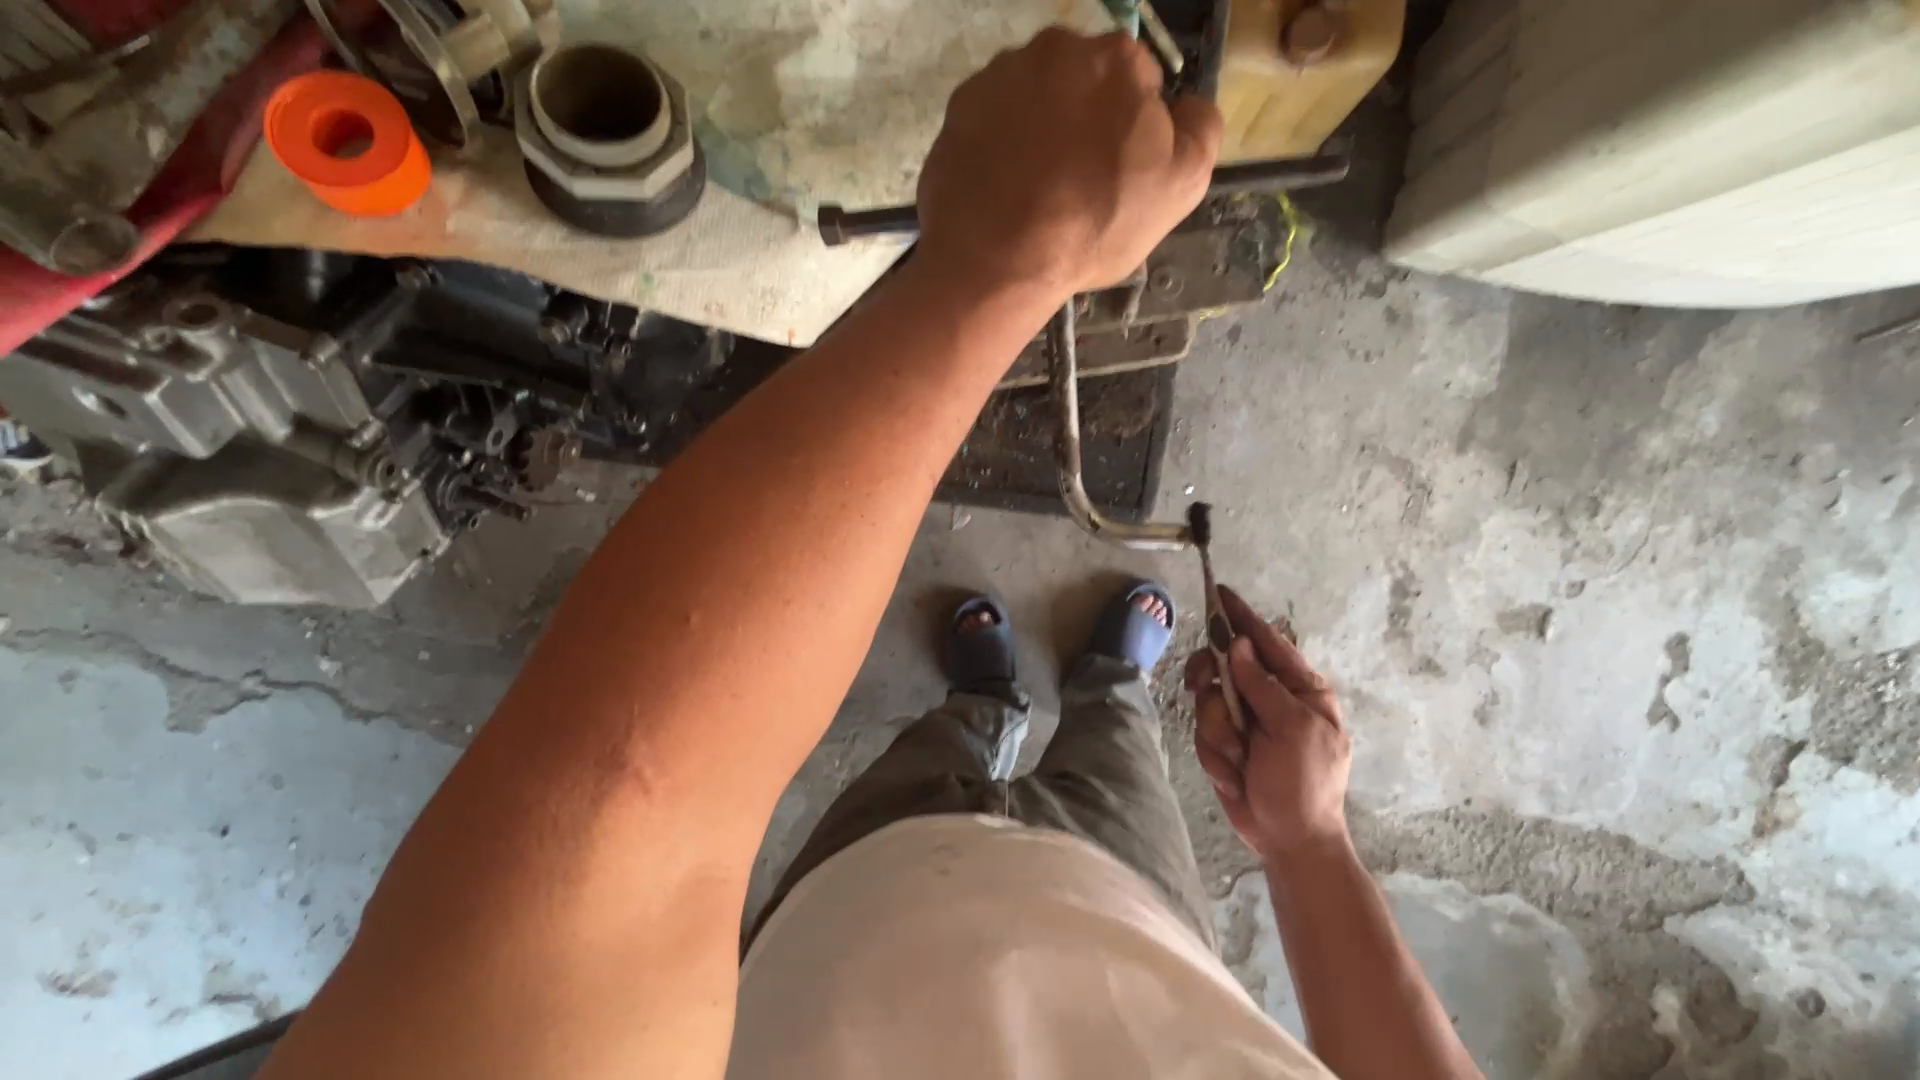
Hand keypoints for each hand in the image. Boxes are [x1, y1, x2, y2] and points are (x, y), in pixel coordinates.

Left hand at [916, 28, 1221, 301]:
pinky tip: (1002, 189)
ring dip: (1039, 132)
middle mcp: (1053, 49)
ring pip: (1034, 101)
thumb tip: (1186, 106)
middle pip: (1082, 85)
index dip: (1134, 130)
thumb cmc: (1094, 224)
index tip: (1119, 172)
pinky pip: (991, 122)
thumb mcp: (1181, 186)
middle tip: (1077, 185)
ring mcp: (998, 77)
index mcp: (1116, 58)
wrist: (995, 260)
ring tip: (1035, 192)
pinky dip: (999, 147)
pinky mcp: (957, 110)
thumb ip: (1200, 129)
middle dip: (1084, 123)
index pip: (1139, 83)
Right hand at [1185, 585, 1351, 862]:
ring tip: (1239, 760)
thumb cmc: (1305, 784)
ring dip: (1219, 734)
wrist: (1289, 840)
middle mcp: (1270, 699)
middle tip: (1202, 687)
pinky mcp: (1226, 744)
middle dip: (1212, 682)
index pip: (1266, 643)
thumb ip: (1263, 686)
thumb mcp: (1293, 730)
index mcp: (1300, 690)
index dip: (1242, 618)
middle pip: (1225, 666)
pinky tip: (1236, 777)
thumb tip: (1240, 644)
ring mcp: (1246, 722)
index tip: (1220, 594)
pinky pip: (1204, 733)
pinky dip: (1216, 757)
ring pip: (1208, 702)